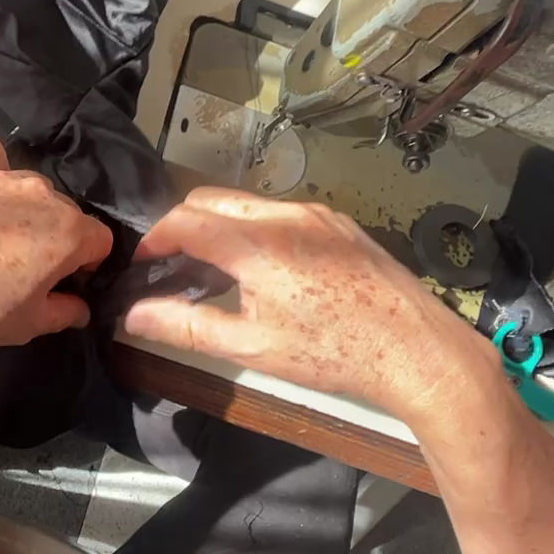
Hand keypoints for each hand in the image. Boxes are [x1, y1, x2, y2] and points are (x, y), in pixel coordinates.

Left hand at [0, 139, 113, 351]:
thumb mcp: (29, 325)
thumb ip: (66, 312)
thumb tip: (81, 307)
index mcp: (69, 233)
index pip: (102, 240)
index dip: (88, 263)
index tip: (65, 280)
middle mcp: (44, 194)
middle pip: (68, 213)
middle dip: (58, 237)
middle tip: (27, 264)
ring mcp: (5, 176)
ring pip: (33, 189)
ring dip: (27, 209)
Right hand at [121, 187, 509, 432]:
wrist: (421, 353)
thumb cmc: (332, 353)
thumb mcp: (251, 346)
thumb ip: (185, 326)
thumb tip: (133, 317)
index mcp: (258, 244)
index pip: (185, 220)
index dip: (155, 238)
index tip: (144, 264)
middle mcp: (285, 215)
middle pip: (210, 199)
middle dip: (181, 225)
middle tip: (172, 264)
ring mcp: (316, 214)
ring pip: (245, 203)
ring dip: (216, 225)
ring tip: (212, 269)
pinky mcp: (339, 223)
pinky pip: (278, 212)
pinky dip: (251, 228)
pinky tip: (261, 269)